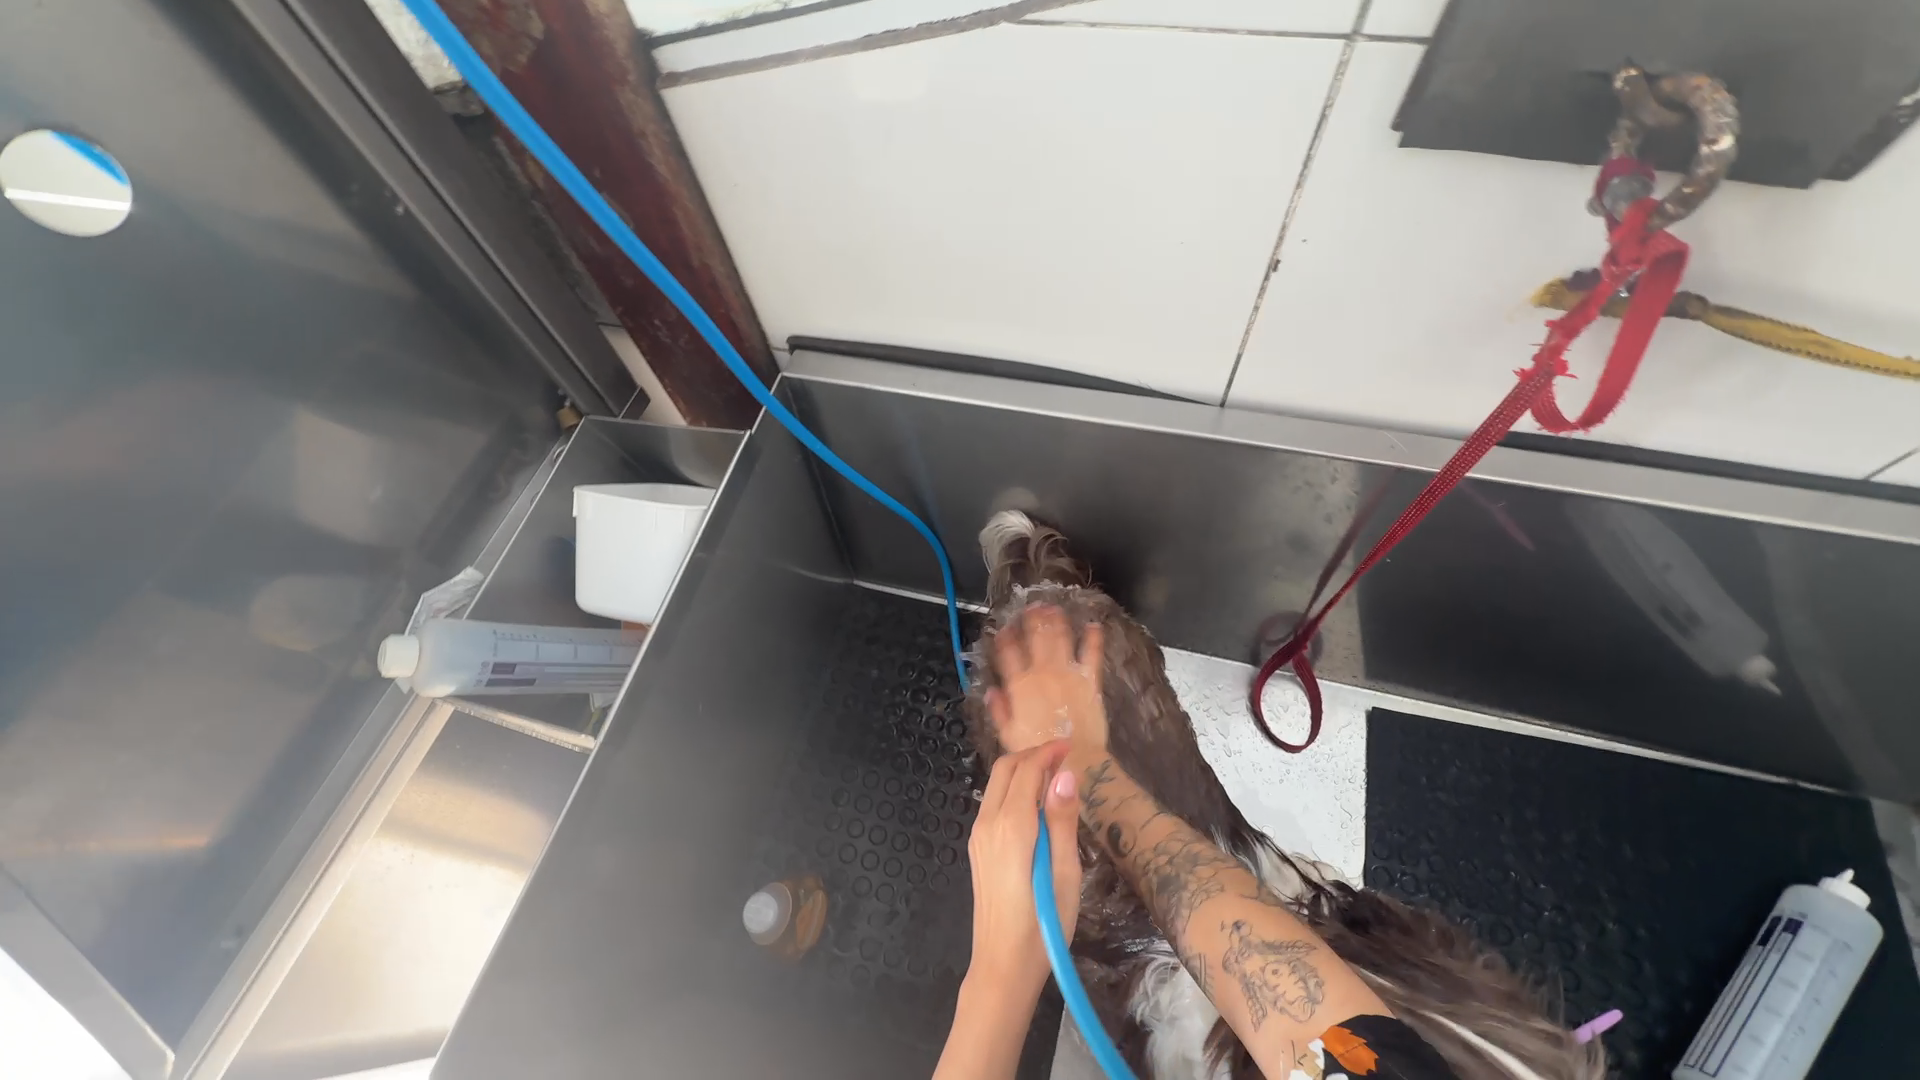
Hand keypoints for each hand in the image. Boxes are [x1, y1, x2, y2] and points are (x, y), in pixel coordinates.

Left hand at [965, 741, 1082, 996]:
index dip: (1049, 752)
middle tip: (1062, 757)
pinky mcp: (978, 849)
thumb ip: (1062, 820)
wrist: (1003, 964)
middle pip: (1005, 769)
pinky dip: (1013, 791)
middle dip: (1032, 755)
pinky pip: (993, 805)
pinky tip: (1036, 808)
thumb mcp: (1065, 873)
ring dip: (1021, 772)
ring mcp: (978, 836)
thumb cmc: (1044, 923)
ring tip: (1054, 779)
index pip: (1028, 770)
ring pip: (996, 785)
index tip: (1071, 745)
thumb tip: (1065, 775)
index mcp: (1012, 825)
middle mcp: (988, 823)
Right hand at [986, 606, 1108, 768]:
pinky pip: (1092, 653)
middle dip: (1033, 620)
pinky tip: (1093, 625)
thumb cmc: (1040, 748)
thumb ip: (1000, 711)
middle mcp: (1042, 673)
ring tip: (1055, 608)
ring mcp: (1068, 673)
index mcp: (1020, 686)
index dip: (1006, 637)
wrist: (1077, 758)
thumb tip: (991, 691)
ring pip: (1061, 639)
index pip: (1009, 653)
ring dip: (1057, 621)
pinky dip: (1093, 638)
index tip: (1005, 627)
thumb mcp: (1009, 735)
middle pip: (1036, 638)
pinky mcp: (1090, 679)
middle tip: (1033, 606)